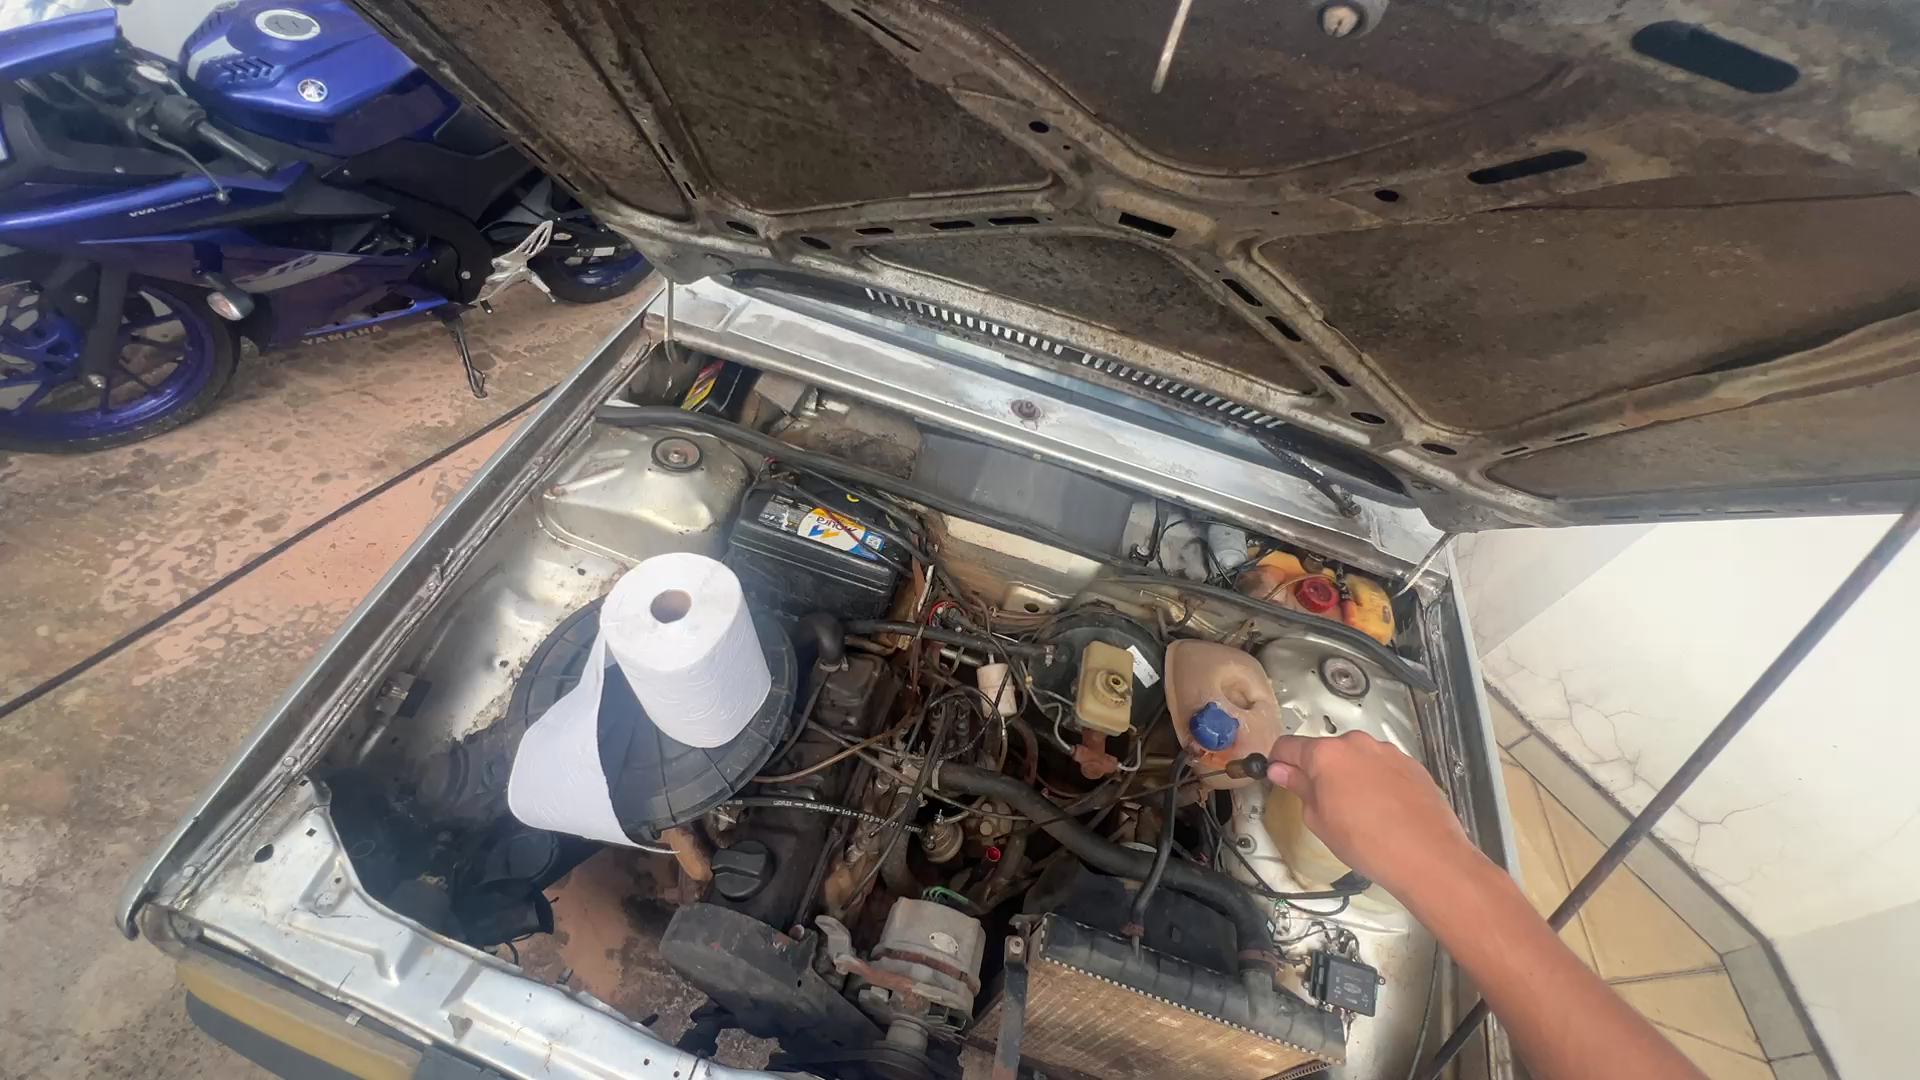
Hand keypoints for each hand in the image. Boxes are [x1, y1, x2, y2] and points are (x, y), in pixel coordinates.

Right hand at [1267, 731, 1476, 895]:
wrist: (1431, 859)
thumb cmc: (1365, 842)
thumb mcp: (1319, 820)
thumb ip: (1299, 788)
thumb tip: (1281, 771)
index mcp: (1325, 754)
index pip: (1288, 746)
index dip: (1278, 761)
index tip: (1279, 777)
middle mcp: (1355, 743)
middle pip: (1325, 750)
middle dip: (1319, 770)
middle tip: (1325, 802)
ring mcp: (1387, 751)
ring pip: (1356, 757)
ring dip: (1350, 773)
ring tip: (1361, 808)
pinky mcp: (1413, 765)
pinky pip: (1383, 766)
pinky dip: (1377, 780)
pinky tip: (1386, 809)